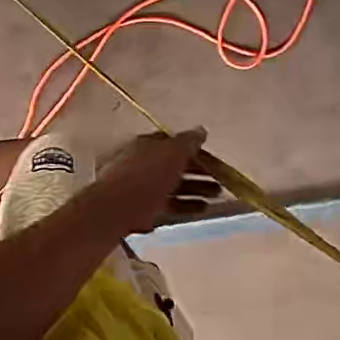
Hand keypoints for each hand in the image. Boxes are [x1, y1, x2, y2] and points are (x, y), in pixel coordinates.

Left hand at [79, 128, 210, 235]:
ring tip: (217, 196)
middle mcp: (143, 162)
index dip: (195, 149)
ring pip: (174, 185)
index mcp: (147, 144)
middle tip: (222, 180)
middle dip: (199, 172)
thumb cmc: (147, 175)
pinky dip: (186, 204)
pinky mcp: (143, 207)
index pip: (174, 142)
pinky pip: (169, 203)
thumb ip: (188, 142)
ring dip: (197, 189)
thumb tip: (201, 130)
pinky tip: (203, 209)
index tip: (213, 160)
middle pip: (175, 165)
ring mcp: (142, 186)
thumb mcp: (172, 153)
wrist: (118, 207)